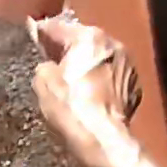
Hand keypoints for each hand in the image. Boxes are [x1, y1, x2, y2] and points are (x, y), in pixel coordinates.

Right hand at [31, 13, 141, 166]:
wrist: (101, 139)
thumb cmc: (70, 107)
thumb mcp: (42, 82)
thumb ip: (43, 65)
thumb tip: (48, 66)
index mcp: (89, 38)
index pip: (59, 28)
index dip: (42, 33)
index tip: (32, 35)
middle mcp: (113, 45)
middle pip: (84, 42)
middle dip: (68, 49)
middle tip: (50, 60)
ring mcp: (128, 66)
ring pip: (100, 59)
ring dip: (87, 65)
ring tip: (70, 81)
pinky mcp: (134, 88)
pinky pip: (111, 78)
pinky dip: (100, 83)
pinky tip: (89, 97)